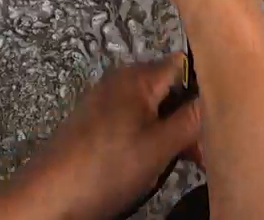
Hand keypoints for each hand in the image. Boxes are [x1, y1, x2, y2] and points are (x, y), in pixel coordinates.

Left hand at [0, 57, 200, 219]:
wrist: (46, 199)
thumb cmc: (107, 168)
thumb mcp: (158, 148)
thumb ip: (191, 120)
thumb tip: (216, 98)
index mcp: (139, 75)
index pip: (184, 65)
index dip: (205, 88)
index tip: (218, 118)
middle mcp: (122, 78)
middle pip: (169, 88)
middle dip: (187, 118)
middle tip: (200, 154)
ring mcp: (105, 99)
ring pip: (151, 107)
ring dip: (169, 132)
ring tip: (180, 162)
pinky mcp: (94, 121)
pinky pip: (132, 120)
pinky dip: (146, 138)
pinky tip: (148, 165)